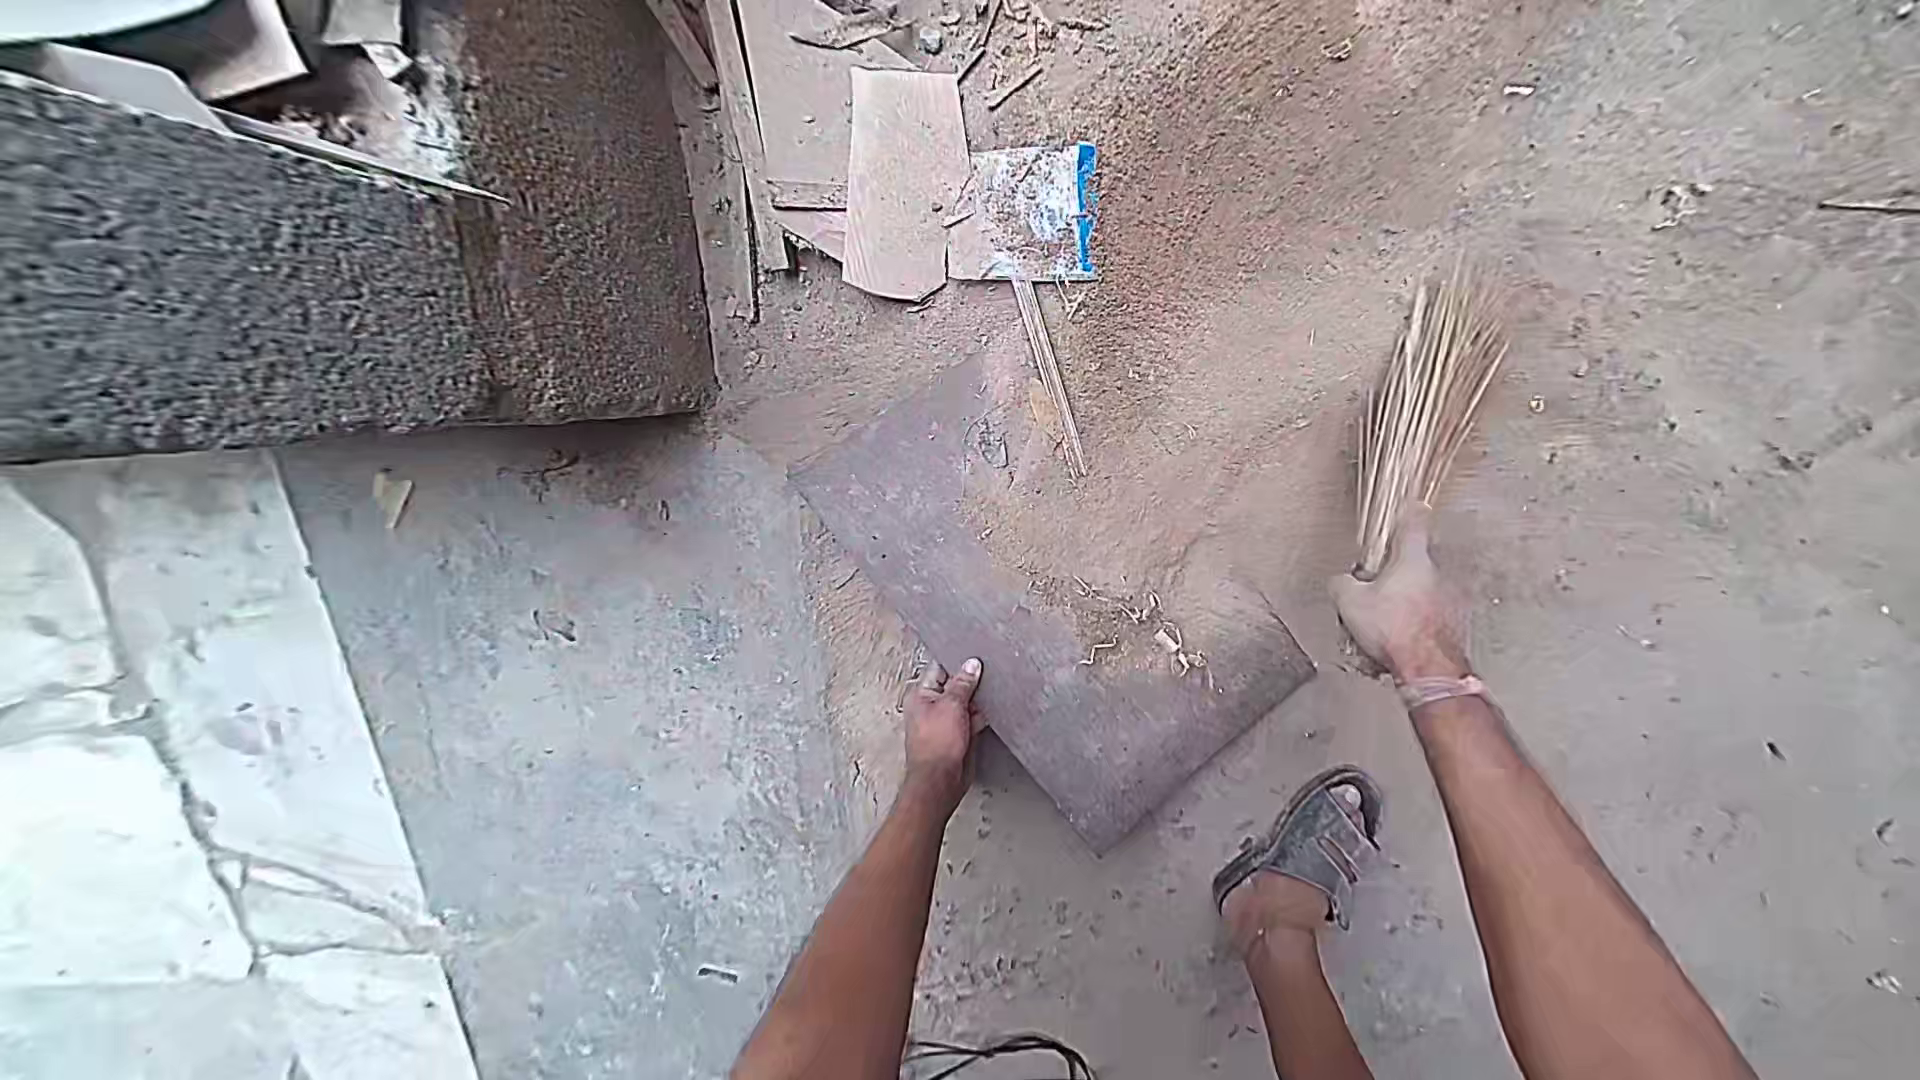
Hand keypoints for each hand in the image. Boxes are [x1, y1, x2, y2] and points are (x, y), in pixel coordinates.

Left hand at [901, 657, 982, 815]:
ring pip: (966, 701)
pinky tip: (994, 708)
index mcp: (921, 695)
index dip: (957, 661)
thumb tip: (972, 665)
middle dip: (970, 680)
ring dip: (979, 698)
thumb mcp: (952, 705)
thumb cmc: (936, 745)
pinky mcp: (959, 733)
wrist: (942, 780)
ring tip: (994, 686)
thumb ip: (963, 683)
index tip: (974, 654)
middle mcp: (932, 706)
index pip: (940, 668)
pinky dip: (982, 714)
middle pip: (954, 685)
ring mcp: (946, 720)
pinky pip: (973, 718)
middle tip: (988, 669)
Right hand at [1330, 505, 1470, 680]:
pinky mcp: (1456, 622)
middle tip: (1374, 588)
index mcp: (1414, 562)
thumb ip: (1341, 583)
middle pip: (1414, 563)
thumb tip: (1342, 581)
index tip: (1413, 505)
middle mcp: (1439, 575)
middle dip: (1394, 573)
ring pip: (1422, 590)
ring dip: (1404, 599)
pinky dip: (1415, 620)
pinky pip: (1430, 613)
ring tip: (1383, 621)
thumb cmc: (1392, 630)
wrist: (1427, 668)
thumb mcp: (1348, 601)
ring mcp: (1452, 599)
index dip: (1410, 513)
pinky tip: (1397, 636)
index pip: (1414, 526)